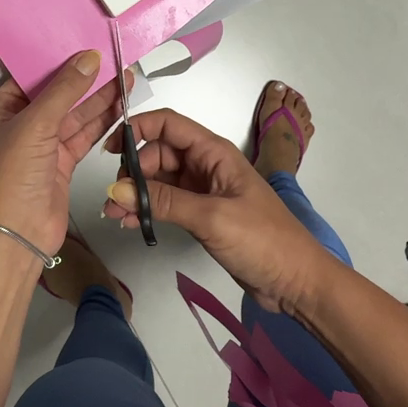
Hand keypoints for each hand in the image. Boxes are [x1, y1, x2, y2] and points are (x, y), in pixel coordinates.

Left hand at [0, 50, 121, 254]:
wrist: (17, 237)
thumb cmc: (12, 178)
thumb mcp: (35, 125)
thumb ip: (65, 90)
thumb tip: (89, 58)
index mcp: (0, 110)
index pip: (31, 76)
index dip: (58, 61)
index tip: (85, 43)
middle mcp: (19, 124)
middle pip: (57, 94)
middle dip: (85, 78)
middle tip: (114, 59)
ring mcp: (41, 145)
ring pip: (74, 114)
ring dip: (99, 98)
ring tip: (126, 77)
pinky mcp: (60, 163)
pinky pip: (83, 134)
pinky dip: (102, 121)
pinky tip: (120, 105)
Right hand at [104, 109, 335, 312]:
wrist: (297, 282)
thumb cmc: (263, 240)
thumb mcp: (211, 217)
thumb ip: (164, 202)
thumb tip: (116, 190)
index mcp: (213, 151)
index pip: (167, 124)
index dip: (137, 128)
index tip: (110, 149)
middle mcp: (205, 164)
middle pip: (158, 153)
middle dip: (133, 170)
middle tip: (113, 197)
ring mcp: (202, 189)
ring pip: (159, 180)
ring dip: (135, 193)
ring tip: (113, 215)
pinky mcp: (201, 214)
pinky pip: (166, 203)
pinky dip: (147, 210)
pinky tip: (129, 223)